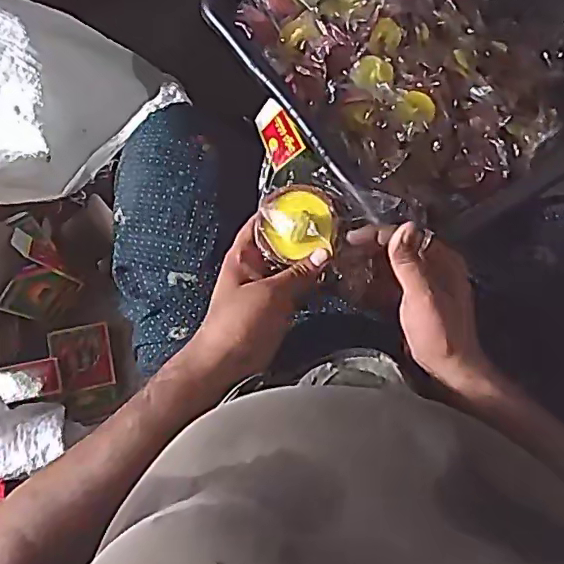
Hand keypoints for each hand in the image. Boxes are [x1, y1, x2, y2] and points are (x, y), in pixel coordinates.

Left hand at [168, 217, 327, 387]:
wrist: (225, 363)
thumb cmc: (237, 323)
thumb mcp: (269, 294)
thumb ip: (297, 274)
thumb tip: (324, 253)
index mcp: (242, 256)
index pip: (260, 223)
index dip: (279, 210)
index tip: (305, 200)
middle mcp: (254, 267)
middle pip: (280, 243)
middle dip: (303, 235)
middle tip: (332, 224)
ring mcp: (266, 286)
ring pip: (291, 265)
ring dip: (310, 259)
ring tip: (338, 245)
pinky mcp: (277, 305)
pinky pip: (297, 286)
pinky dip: (312, 280)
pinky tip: (332, 274)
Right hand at [349, 222, 489, 388]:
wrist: (451, 370)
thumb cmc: (440, 335)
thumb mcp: (422, 296)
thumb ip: (410, 262)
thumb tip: (403, 227)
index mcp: (443, 261)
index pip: (406, 236)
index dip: (376, 235)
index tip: (351, 239)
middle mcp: (436, 267)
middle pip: (398, 247)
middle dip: (370, 249)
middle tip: (343, 253)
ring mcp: (427, 283)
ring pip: (393, 264)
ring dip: (370, 264)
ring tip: (345, 265)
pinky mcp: (417, 299)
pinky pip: (393, 281)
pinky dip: (375, 280)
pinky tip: (358, 284)